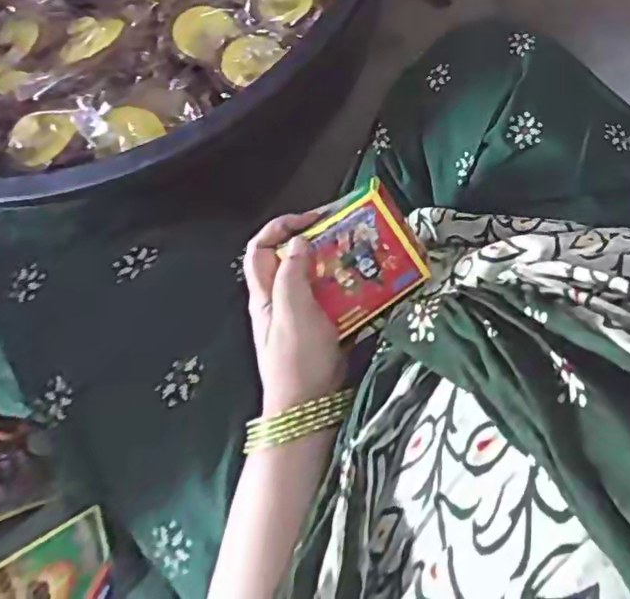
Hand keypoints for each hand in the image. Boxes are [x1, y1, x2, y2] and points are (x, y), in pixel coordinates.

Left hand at [244, 212, 346, 415]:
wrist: (309, 409)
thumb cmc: (297, 362)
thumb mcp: (293, 314)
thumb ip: (293, 276)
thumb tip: (299, 241)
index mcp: (265, 294)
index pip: (261, 247)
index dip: (282, 226)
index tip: (314, 220)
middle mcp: (280, 299)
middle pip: (290, 256)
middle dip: (317, 238)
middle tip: (346, 230)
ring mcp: (301, 313)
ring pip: (315, 274)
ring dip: (337, 260)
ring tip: (362, 251)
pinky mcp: (321, 325)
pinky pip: (334, 294)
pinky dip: (349, 283)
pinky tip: (368, 282)